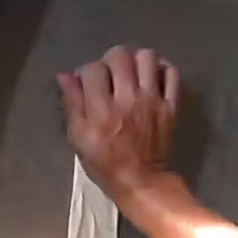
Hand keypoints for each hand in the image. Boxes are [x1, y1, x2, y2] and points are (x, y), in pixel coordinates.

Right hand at [57, 46, 180, 199]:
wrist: (142, 181)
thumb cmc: (105, 163)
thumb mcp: (78, 138)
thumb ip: (72, 104)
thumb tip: (65, 76)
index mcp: (101, 110)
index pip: (92, 70)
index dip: (85, 72)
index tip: (86, 83)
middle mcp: (127, 99)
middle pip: (120, 56)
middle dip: (110, 60)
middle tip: (109, 74)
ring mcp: (152, 100)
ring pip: (147, 58)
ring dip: (135, 60)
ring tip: (131, 73)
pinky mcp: (171, 105)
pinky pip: (171, 73)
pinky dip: (161, 69)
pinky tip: (151, 77)